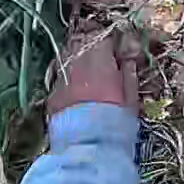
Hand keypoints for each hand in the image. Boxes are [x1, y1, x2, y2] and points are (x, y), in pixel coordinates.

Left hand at [46, 0, 138, 115]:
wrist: (87, 147)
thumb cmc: (116, 122)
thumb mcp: (131, 96)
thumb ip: (129, 73)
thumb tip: (128, 58)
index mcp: (99, 59)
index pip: (103, 35)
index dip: (110, 38)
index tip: (117, 44)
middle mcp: (76, 63)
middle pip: (81, 40)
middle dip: (91, 42)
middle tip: (102, 51)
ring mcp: (61, 77)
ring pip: (68, 55)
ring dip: (78, 56)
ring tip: (90, 65)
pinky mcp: (51, 94)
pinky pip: (61, 74)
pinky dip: (69, 74)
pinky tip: (78, 84)